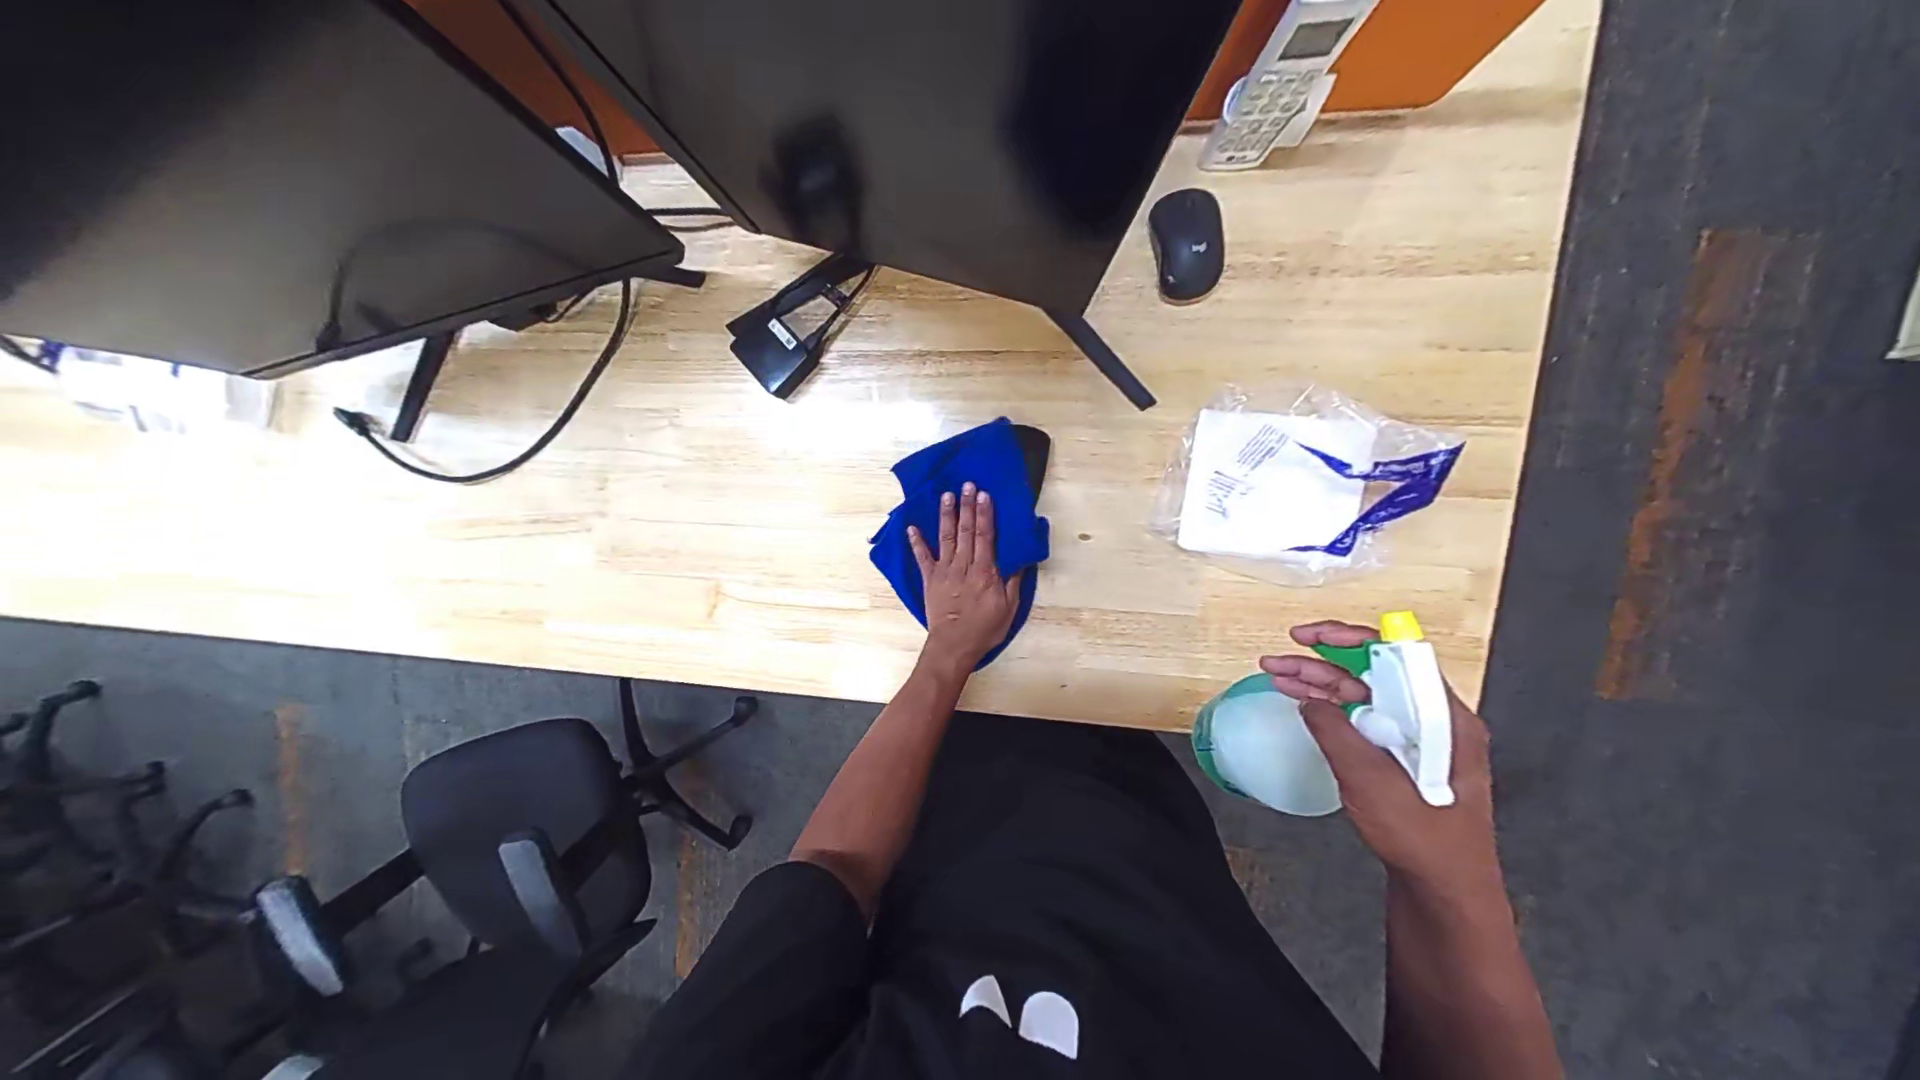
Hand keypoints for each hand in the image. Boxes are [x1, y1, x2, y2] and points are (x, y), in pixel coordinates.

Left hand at [908, 482, 1022, 672]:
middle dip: (967, 506)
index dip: (985, 514)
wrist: (954, 646)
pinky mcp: (930, 580)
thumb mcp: (1009, 608)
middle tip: (967, 484)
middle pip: (966, 531)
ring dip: (946, 515)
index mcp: (985, 571)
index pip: (985, 536)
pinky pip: (922, 558)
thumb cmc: (985, 629)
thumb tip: (1020, 558)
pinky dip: (916, 542)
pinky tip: (911, 527)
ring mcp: (944, 572)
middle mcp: (964, 566)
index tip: (984, 494)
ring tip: (946, 495)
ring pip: (946, 538)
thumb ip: (1013, 581)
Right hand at [1260, 621, 1500, 895]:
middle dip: (1321, 661)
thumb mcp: (1370, 780)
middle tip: (1278, 660)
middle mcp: (1434, 720)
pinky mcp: (1402, 756)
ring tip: (1278, 676)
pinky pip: (1363, 716)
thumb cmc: (1422, 840)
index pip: (1397, 655)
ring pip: (1364, 692)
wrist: (1445, 893)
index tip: (1308, 636)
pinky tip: (1302, 701)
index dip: (1349, 637)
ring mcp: (1418, 738)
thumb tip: (1309, 701)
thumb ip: (1335, 731)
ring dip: (1319, 682)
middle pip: (1374, 671)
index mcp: (1444, 717)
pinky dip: (1329, 706)